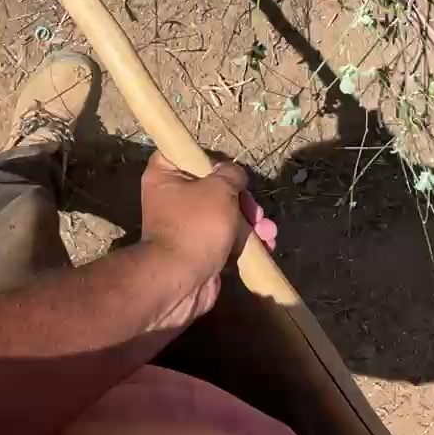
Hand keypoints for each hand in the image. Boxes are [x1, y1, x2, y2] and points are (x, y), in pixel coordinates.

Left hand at [133, 151, 254, 328]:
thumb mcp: (219, 189)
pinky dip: (245, 239)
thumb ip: (230, 174)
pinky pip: (226, 235)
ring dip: (250, 221)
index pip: (187, 154)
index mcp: (165, 174)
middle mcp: (172, 196)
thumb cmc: (195, 226)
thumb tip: (232, 173)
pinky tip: (266, 245)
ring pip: (224, 212)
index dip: (213, 160)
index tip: (232, 170)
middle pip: (213, 186)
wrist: (181, 281)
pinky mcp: (200, 247)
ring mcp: (186, 223)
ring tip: (268, 232)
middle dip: (242, 199)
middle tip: (254, 211)